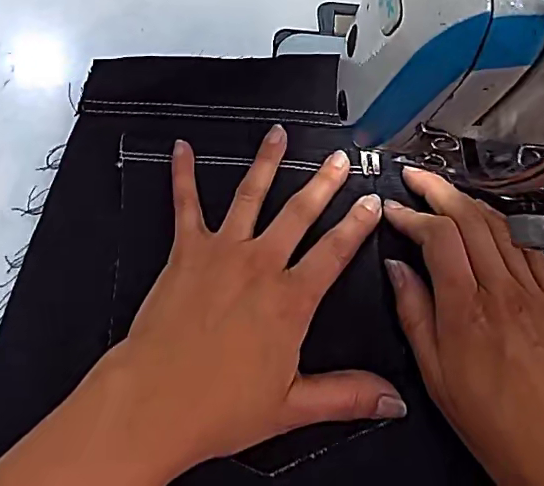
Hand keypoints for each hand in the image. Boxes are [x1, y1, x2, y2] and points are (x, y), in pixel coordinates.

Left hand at [0, 127, 398, 485]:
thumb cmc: (216, 408)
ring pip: (251, 194)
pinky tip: (182, 150)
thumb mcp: (291, 407)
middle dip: (324, 181)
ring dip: (267, 161)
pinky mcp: (187, 250)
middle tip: (339, 158)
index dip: (358, 223)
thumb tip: (391, 400)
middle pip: (300, 212)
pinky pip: (186, 204)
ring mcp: (223, 251)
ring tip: (278, 135)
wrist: (152, 405)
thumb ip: (346, 396)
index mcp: (289, 300)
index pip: (335, 251)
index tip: (371, 200)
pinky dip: (184, 174)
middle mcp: (260, 264)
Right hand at [384, 168, 543, 485]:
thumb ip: (415, 315)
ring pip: (499, 222)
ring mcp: (533, 289)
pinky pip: (529, 243)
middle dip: (437, 187)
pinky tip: (494, 221)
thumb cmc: (504, 430)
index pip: (437, 236)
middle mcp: (502, 290)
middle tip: (417, 176)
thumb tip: (397, 271)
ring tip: (448, 191)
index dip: (411, 214)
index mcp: (468, 310)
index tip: (394, 208)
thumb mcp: (439, 379)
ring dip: (469, 198)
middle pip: (468, 216)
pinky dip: (505, 222)